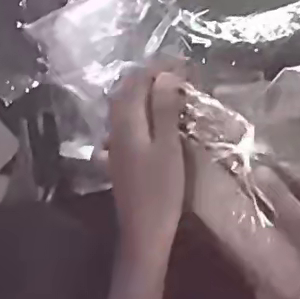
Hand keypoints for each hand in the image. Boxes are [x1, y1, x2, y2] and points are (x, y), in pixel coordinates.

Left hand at [108, 69, 187, 264]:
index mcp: (126, 122)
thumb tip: (166, 75)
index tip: (184, 63)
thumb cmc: (161, 191)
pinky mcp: (121, 156)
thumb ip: (164, 109)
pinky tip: (158, 116)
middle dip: (151, 75)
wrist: (143, 235)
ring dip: (147, 91)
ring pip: (126, 104)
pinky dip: (144, 108)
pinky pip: (129, 119)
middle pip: (127, 90)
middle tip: (180, 73)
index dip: (159, 67)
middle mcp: (115, 128)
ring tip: (173, 88)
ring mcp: (115, 143)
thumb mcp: (168, 146)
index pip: (137, 81)